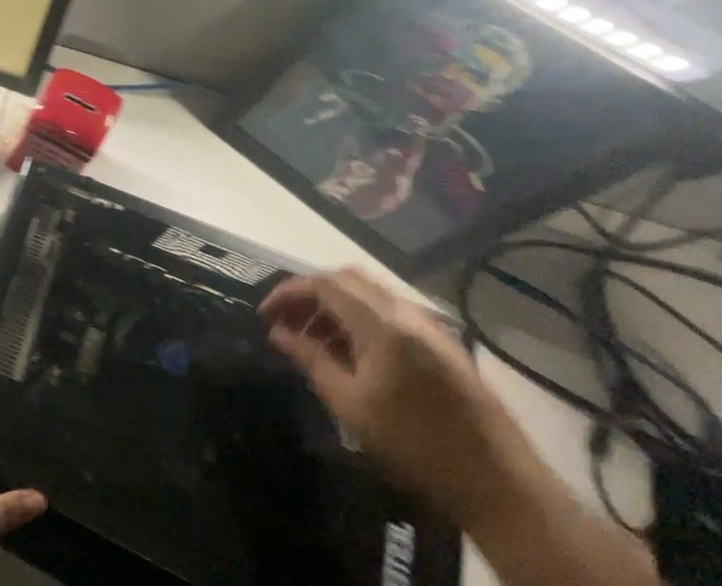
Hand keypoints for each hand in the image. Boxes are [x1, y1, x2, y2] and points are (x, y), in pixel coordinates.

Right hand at [259, 268, 519, 524]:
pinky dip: (361, 319)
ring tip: (312, 339)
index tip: (264, 314)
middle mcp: (409, 315)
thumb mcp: (349, 403)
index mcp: (384, 325)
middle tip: (285, 322)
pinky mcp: (445, 347)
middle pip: (349, 280)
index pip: (325, 284)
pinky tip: (350, 353)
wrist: (499, 484)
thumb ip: (311, 359)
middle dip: (310, 294)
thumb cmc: (414, 444)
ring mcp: (432, 329)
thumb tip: (278, 333)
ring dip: (335, 307)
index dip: (288, 291)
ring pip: (371, 296)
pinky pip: (392, 314)